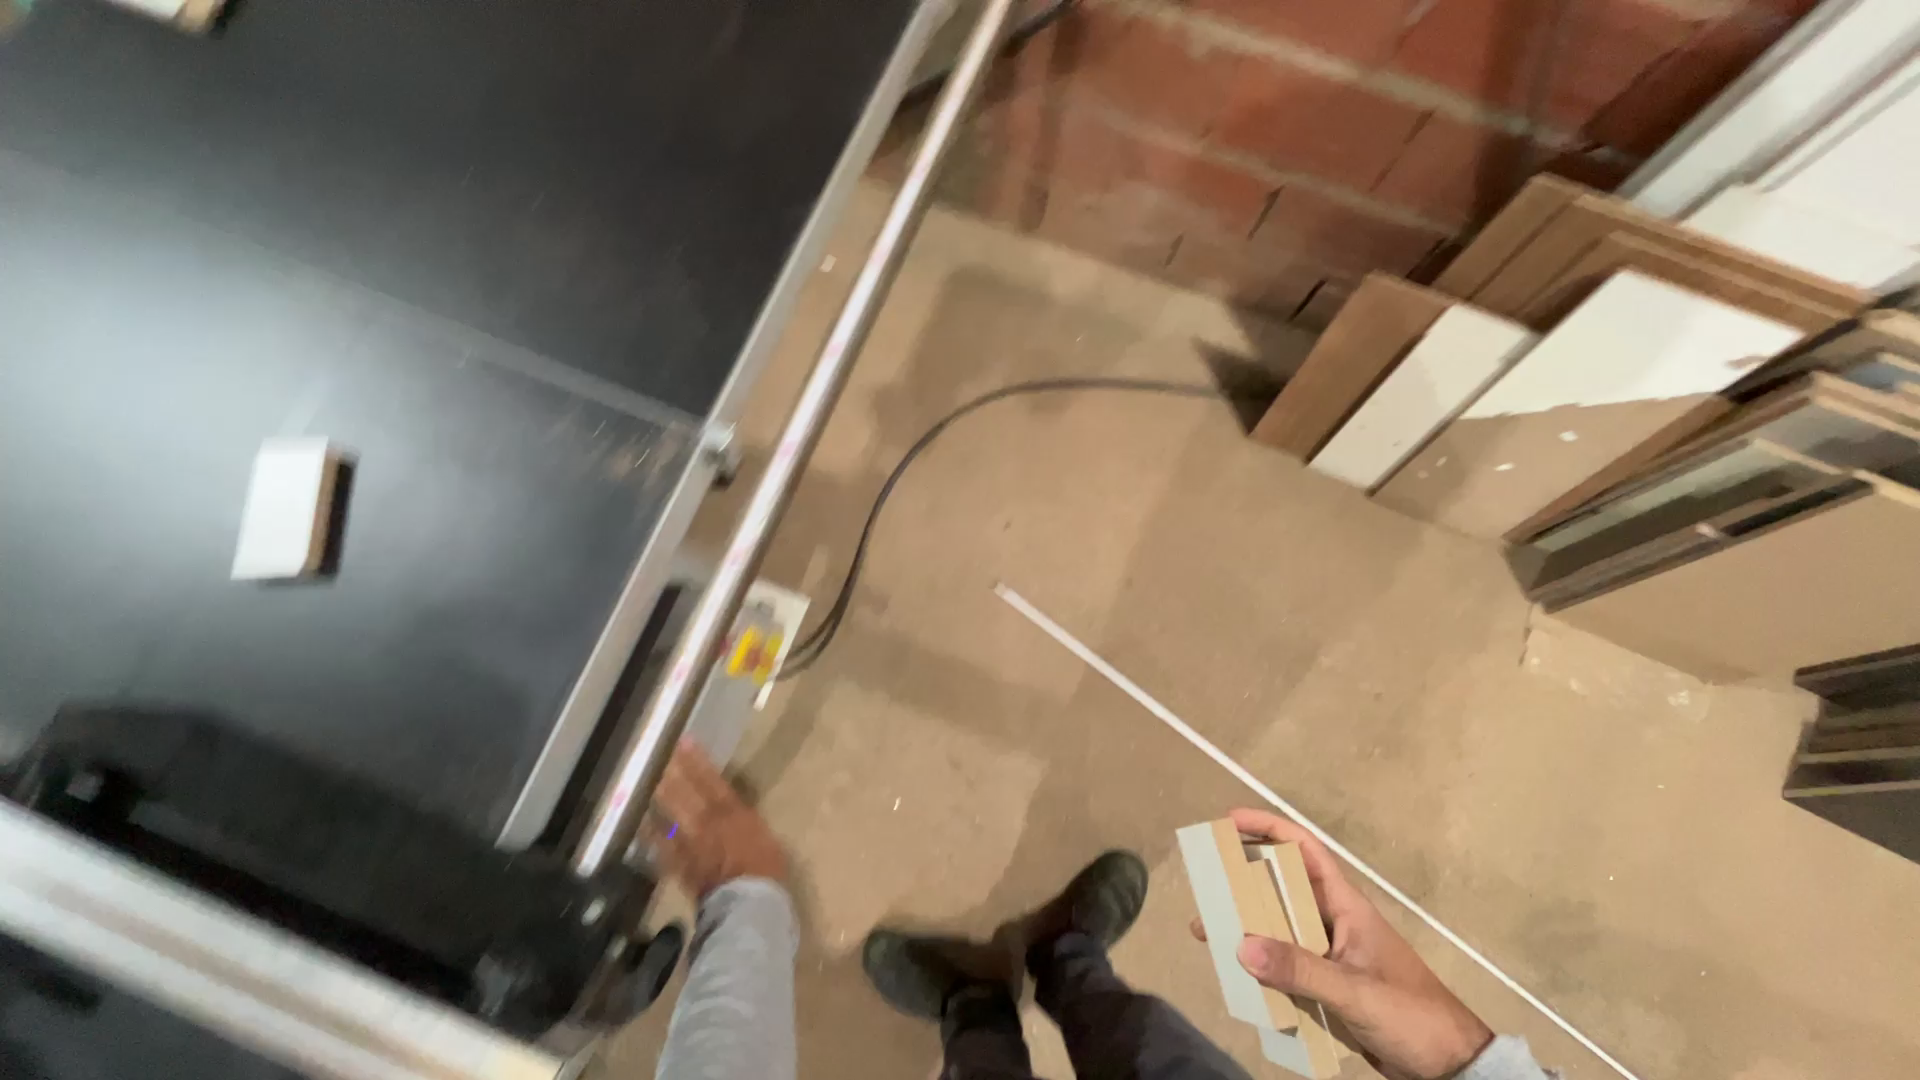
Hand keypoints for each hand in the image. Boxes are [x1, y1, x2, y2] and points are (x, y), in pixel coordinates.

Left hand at [652, 740, 788, 898]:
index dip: (697, 761)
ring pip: (670, 816)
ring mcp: (691, 844)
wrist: (749, 904)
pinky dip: (650, 836)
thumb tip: (733, 810)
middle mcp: (709, 822)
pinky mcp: (680, 866)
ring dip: (658, 798)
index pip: (712, 781)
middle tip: (658, 756)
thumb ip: (744, 819)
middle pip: (685, 793)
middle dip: (672, 773)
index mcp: (734, 813)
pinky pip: (661, 848)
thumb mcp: (763, 834)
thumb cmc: (766, 868)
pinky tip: (641, 825)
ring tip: (647, 782)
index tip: (683, 743)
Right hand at [1192, 809, 1491, 1079]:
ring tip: (1209, 934)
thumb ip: (1301, 969)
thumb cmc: (1413, 1016)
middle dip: (1242, 884)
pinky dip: (1261, 965)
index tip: (1229, 820)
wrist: (1454, 1071)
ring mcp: (1332, 955)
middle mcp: (1335, 923)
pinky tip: (1239, 976)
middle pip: (1281, 888)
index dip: (1268, 828)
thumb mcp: (1355, 991)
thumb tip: (1240, 946)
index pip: (1304, 849)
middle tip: (1205, 888)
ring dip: (1247, 928)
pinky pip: (1286, 965)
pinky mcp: (1329, 986)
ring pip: (1279, 928)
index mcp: (1347, 907)